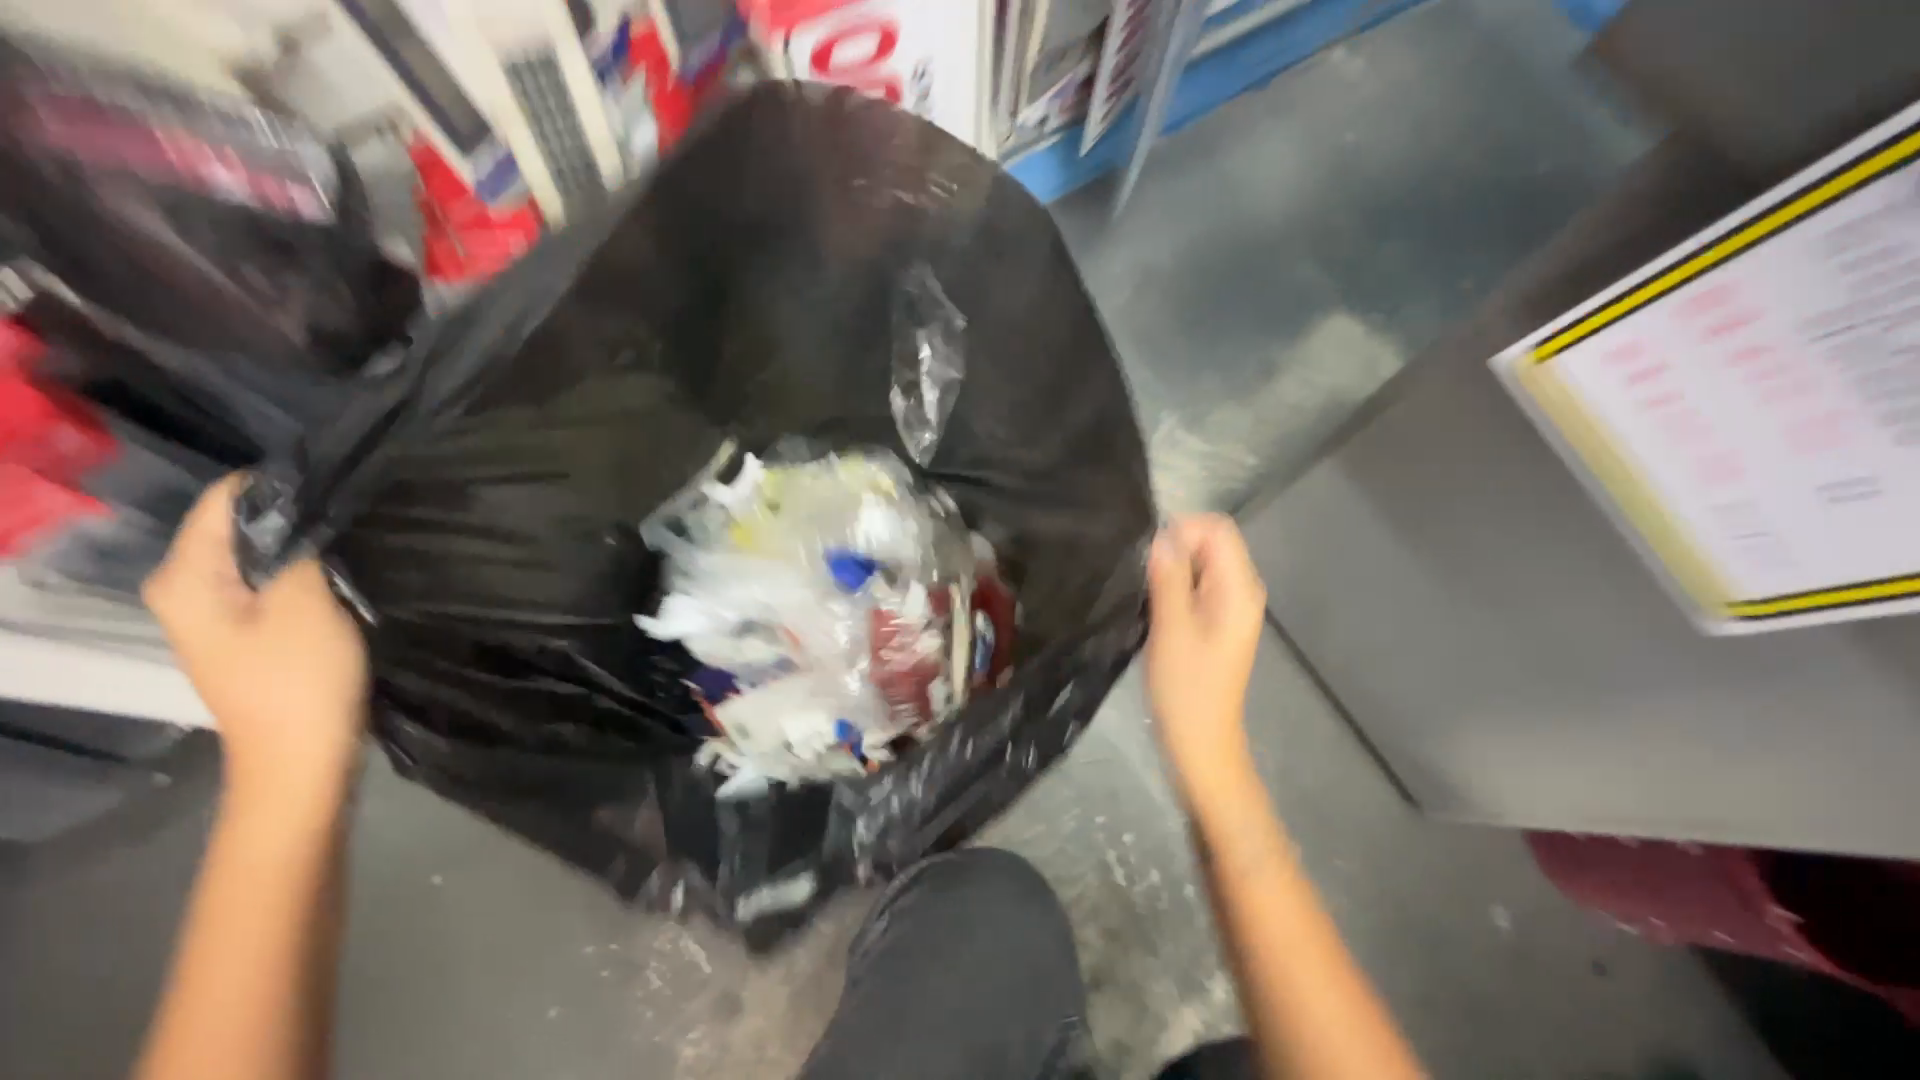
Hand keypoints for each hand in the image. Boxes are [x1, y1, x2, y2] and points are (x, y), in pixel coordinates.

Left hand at [144, 475, 370, 803]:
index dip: (284, 488)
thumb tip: (303, 504)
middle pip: (242, 526)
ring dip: (305, 551)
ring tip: (353, 546)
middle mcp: (185, 588)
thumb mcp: (306, 602)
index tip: (338, 488)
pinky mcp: (245, 631)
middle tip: (353, 520)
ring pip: (261, 555)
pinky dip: (304, 577)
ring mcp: (214, 612)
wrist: (300, 760)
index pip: (228, 498)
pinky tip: (339, 581)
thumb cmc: (300, 680)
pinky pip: (271, 583)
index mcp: (184, 576)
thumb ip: (298, 546)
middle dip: (296, 520)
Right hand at [1144, 514, 1266, 799]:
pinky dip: (1174, 586)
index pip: (1217, 528)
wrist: (1200, 742)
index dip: (1182, 530)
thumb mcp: (1171, 629)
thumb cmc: (1186, 688)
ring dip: (1172, 568)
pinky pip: (1196, 585)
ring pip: (1201, 564)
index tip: (1150, 556)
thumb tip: (1161, 536)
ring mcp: (1229, 608)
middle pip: (1211, 542)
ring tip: (1145, 592)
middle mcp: (1240, 591)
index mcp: (1239, 589)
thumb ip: (1168, 578)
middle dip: (1175, 547)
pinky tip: (1155, 608)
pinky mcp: (1215, 622)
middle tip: (1143, 576)